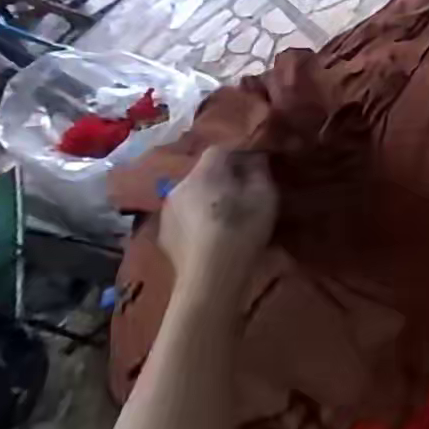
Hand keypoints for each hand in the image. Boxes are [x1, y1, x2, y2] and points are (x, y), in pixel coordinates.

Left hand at [156, 148, 276, 300]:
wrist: (209, 280)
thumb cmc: (241, 232)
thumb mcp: (264, 197)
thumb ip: (259, 171)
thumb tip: (255, 158)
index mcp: (204, 172)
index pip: (221, 149)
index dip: (240, 153)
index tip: (257, 165)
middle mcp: (179, 185)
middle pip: (204, 172)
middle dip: (224, 177)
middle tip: (245, 191)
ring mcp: (167, 211)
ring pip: (193, 194)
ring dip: (209, 198)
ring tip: (228, 215)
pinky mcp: (163, 235)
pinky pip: (185, 216)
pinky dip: (198, 218)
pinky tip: (212, 234)